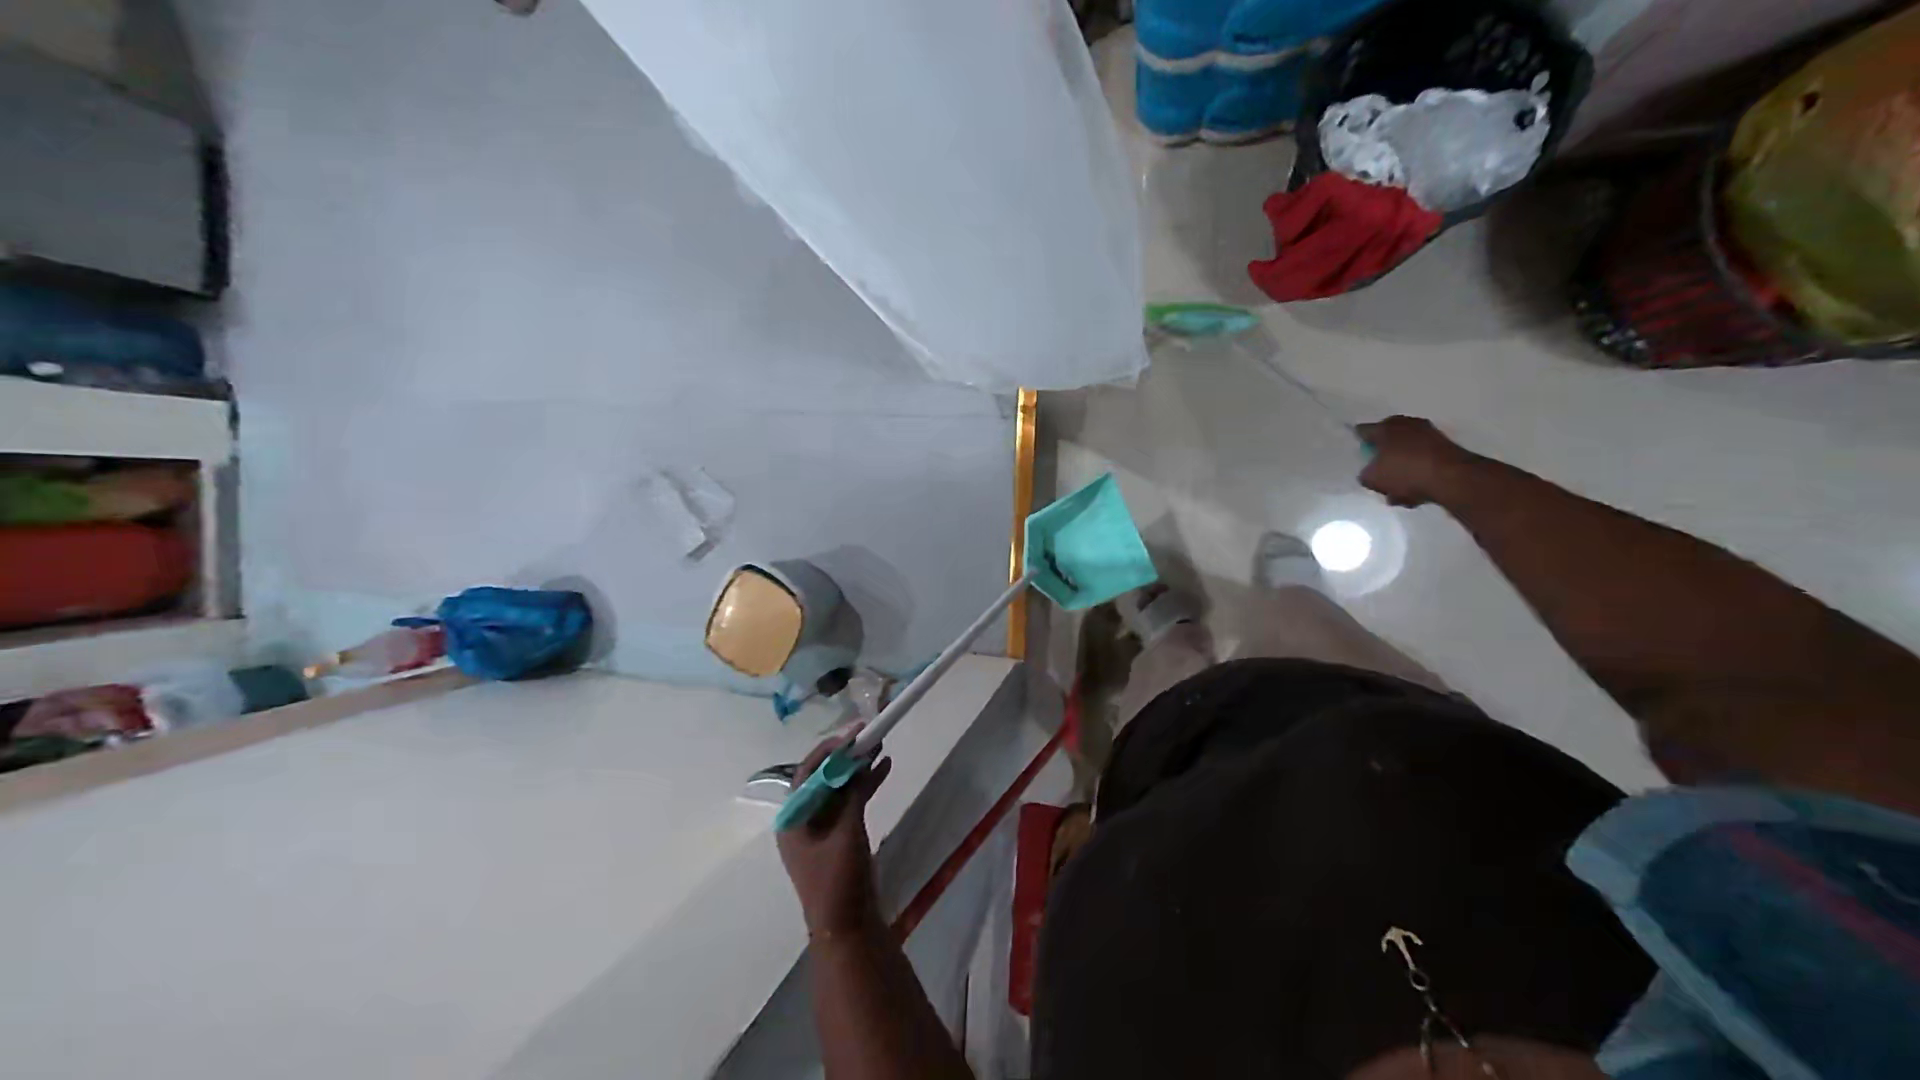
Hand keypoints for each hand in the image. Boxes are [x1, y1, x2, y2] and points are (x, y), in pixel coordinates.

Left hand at [776, 726, 893, 936]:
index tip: (853, 734)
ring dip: (858, 769)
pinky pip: (851, 803)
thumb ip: (852, 795)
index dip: (830, 750)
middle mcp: (804, 820)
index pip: (807, 772)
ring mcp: (823, 829)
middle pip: (823, 778)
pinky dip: (866, 787)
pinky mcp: (840, 838)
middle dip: (846, 756)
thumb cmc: (838, 881)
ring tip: (880, 746)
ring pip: (839, 788)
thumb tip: (858, 761)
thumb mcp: (846, 834)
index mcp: (793, 819)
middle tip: (869, 734)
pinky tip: (884, 769)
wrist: (848, 930)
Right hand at [1356, 416, 1481, 507]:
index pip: (1363, 431)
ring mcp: (1429, 434)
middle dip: (1382, 458)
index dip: (1358, 442)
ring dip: (1401, 469)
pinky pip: (1423, 460)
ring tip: (1398, 492)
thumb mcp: (1372, 479)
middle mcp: (1407, 425)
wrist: (1452, 478)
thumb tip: (1370, 472)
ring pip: (1406, 453)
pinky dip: (1417, 473)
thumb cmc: (1404, 472)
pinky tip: (1415, 491)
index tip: (1357, 454)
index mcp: (1386, 427)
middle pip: (1387, 442)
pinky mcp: (1445, 448)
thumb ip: (1365, 474)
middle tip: (1378, 474)